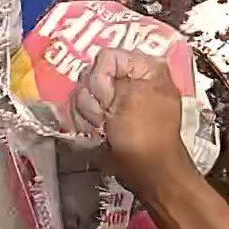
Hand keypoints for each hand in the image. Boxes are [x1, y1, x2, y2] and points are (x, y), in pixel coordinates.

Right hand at [72, 49, 192, 194]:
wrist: (148, 171)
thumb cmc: (145, 135)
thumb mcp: (132, 95)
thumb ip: (110, 74)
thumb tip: (93, 77)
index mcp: (145, 67)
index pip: (105, 57)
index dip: (101, 78)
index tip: (108, 99)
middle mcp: (131, 78)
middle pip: (90, 75)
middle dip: (92, 99)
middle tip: (106, 117)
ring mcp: (116, 99)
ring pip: (81, 94)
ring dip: (87, 114)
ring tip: (104, 128)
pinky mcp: (104, 116)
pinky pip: (80, 111)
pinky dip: (84, 123)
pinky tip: (96, 132)